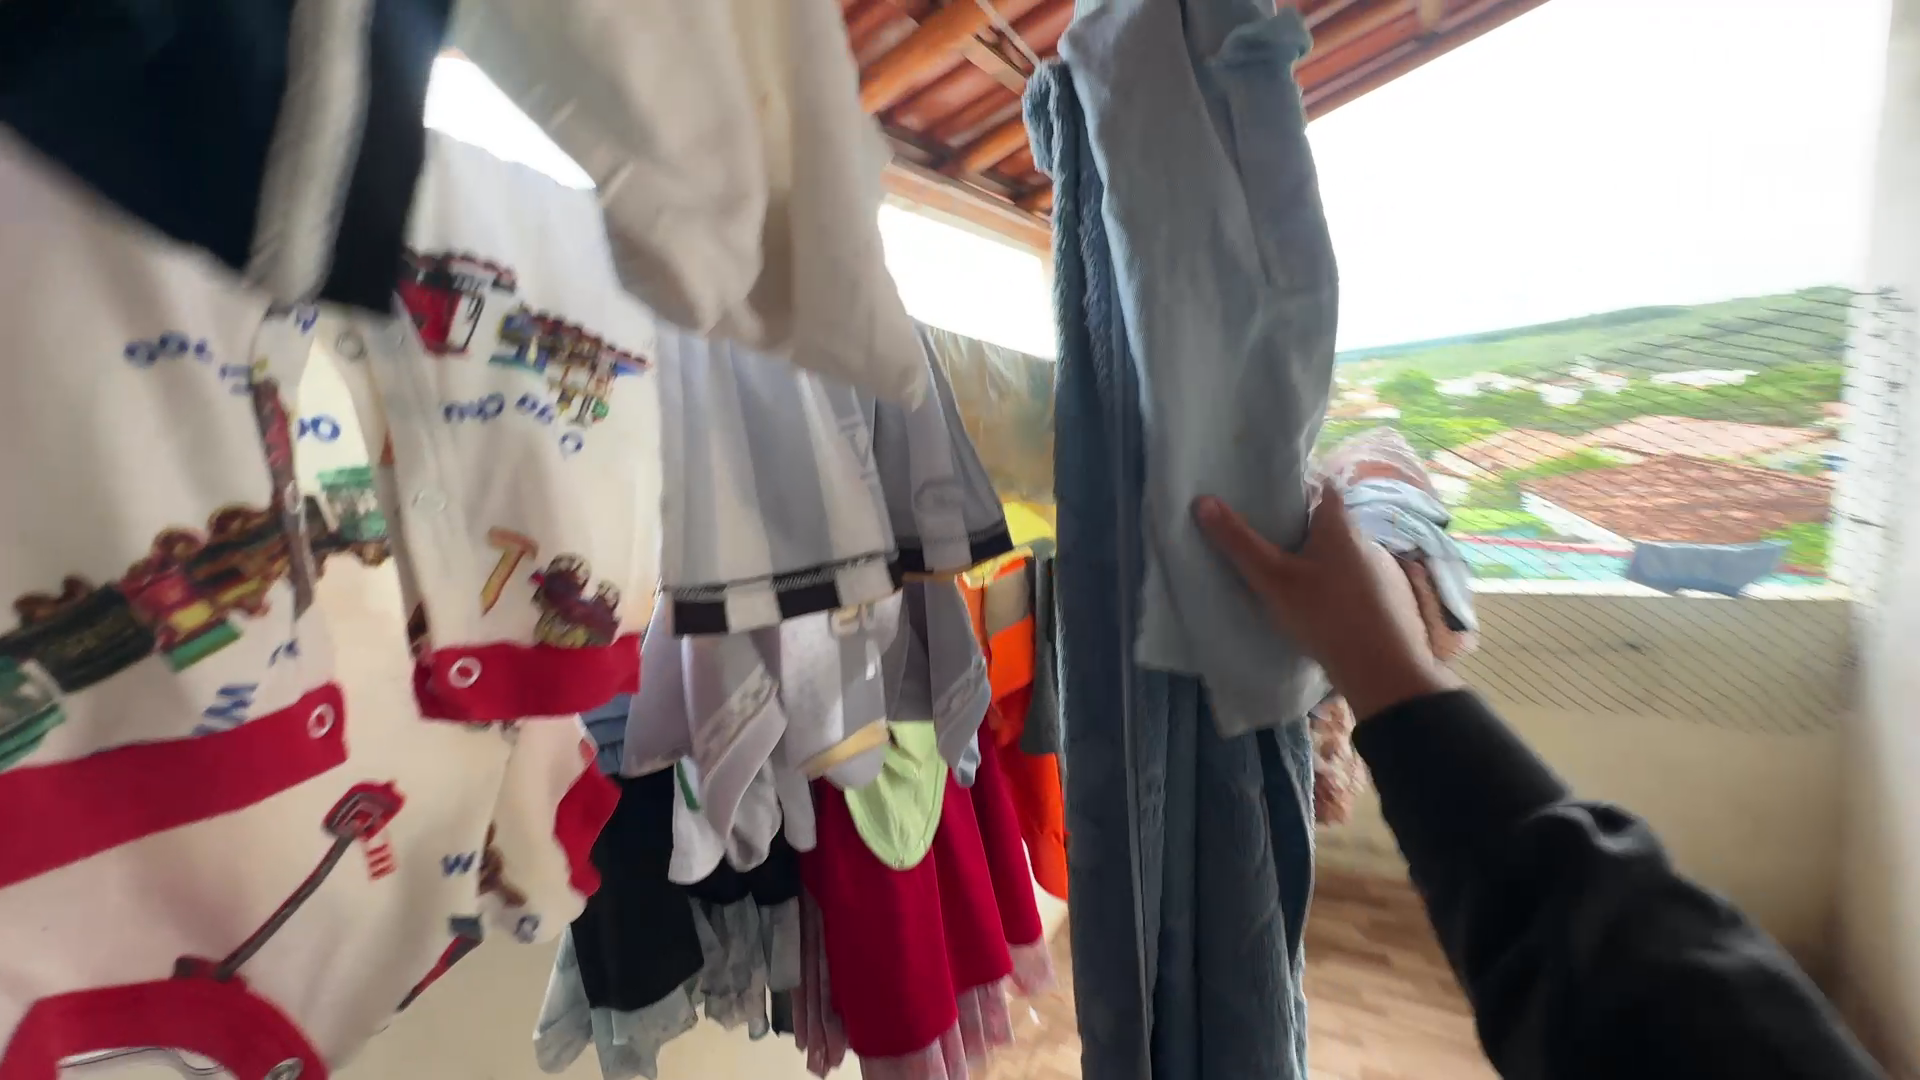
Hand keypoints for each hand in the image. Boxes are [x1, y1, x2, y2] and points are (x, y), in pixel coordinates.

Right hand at [1192, 486, 1459, 720]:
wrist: (1384, 671)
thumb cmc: (1325, 614)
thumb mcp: (1272, 578)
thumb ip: (1238, 542)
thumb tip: (1202, 501)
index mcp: (1340, 526)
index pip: (1323, 486)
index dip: (1299, 485)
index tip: (1272, 494)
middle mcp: (1366, 541)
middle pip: (1331, 522)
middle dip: (1302, 527)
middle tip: (1268, 538)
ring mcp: (1382, 572)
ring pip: (1344, 554)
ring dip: (1320, 559)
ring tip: (1289, 575)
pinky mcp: (1389, 601)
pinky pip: (1356, 581)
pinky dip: (1337, 585)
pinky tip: (1320, 606)